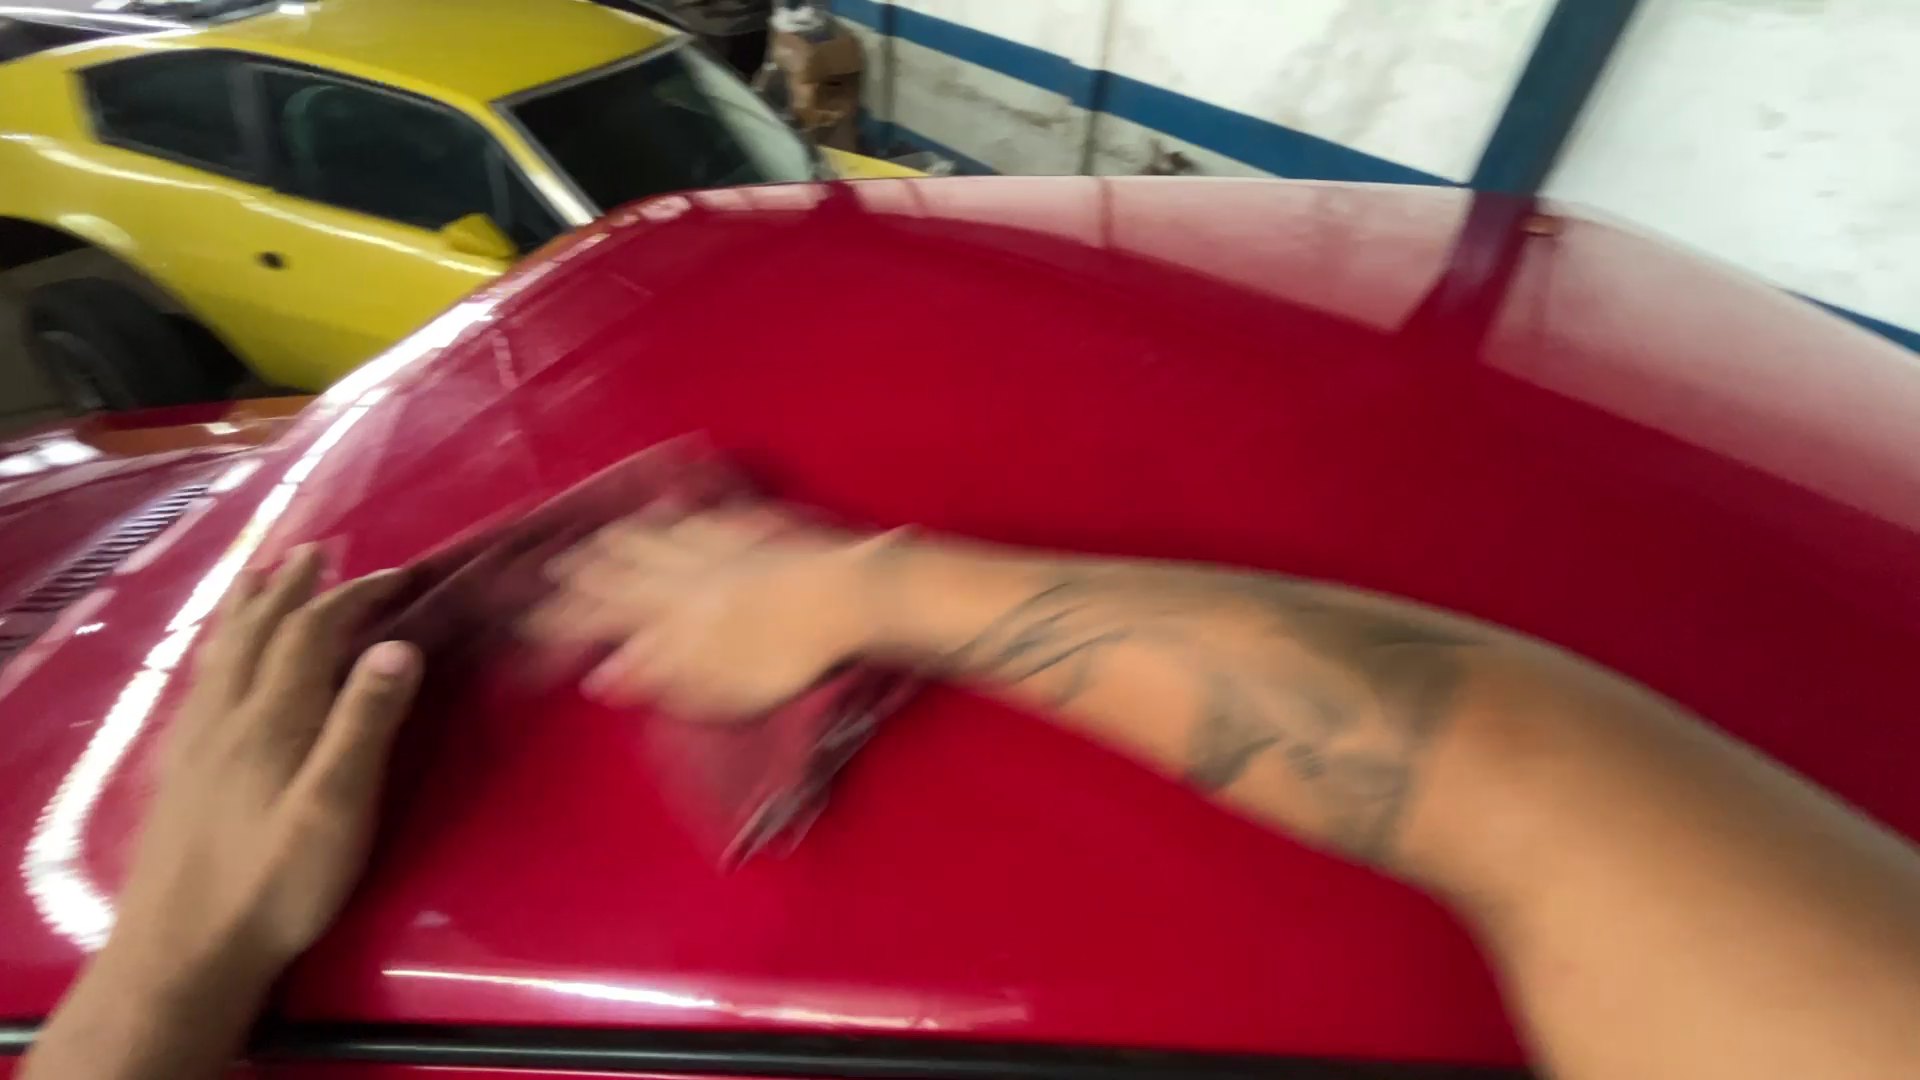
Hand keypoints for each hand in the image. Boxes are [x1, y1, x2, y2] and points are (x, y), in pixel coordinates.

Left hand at [108, 546, 420, 994]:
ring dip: (250, 609)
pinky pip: (205, 684)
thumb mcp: (338, 804)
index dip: (354, 595)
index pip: (313, 633)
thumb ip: (367, 722)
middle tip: (316, 552)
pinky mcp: (184, 769)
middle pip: (260, 633)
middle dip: (292, 588)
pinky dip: (224, 649)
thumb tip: (400, 645)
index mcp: (272, 719)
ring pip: (224, 654)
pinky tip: (225, 659)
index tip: (399, 574)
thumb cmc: (279, 879)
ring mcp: (198, 743)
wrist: (182, 957)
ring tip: (263, 578)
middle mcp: (228, 717)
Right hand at [525, 508, 884, 714]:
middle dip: (592, 569)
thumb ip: (660, 679)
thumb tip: (603, 677)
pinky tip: (687, 511)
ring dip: (633, 537)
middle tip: (559, 564)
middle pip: (633, 569)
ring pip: (669, 539)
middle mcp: (695, 575)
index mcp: (677, 616)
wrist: (850, 598)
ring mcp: (732, 549)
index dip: (568, 616)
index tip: (534, 615)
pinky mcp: (768, 535)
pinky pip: (716, 521)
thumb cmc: (788, 655)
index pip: (607, 614)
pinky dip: (691, 516)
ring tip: (608, 533)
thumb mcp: (718, 687)